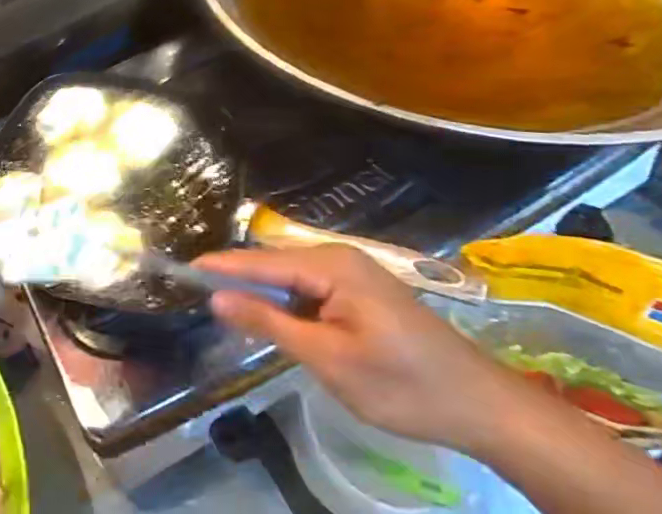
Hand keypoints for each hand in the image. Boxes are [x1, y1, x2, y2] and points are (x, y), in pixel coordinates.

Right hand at [197, 245, 532, 452]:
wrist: (477, 403)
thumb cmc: (401, 384)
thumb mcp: (328, 359)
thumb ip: (271, 324)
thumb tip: (219, 298)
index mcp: (333, 266)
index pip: (263, 262)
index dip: (222, 267)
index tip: (183, 268)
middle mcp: (342, 259)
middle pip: (277, 265)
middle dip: (239, 278)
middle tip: (198, 292)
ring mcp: (356, 275)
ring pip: (295, 280)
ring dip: (264, 295)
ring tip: (224, 307)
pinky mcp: (364, 294)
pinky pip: (314, 291)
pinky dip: (290, 306)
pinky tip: (274, 321)